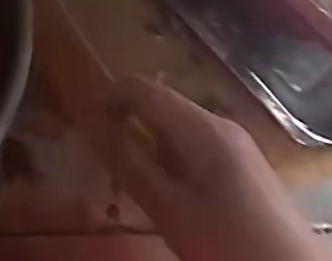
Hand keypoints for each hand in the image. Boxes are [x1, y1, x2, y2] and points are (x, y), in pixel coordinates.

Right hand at [102, 77, 329, 260]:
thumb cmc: (232, 252)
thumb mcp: (169, 211)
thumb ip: (127, 162)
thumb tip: (92, 123)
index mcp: (202, 127)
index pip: (140, 87)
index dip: (107, 96)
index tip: (84, 122)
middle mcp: (220, 124)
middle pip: (159, 102)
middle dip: (126, 119)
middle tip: (106, 154)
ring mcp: (238, 144)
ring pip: (176, 124)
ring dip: (148, 140)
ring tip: (136, 178)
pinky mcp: (247, 166)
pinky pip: (195, 143)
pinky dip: (171, 155)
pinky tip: (172, 192)